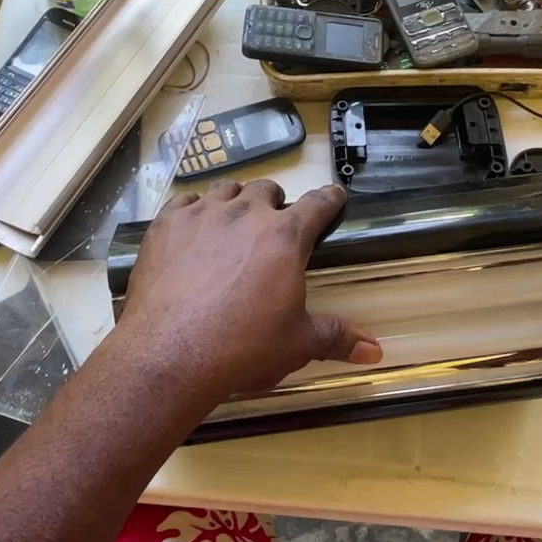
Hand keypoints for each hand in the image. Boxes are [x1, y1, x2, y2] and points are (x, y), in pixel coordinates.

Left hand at [113, 179, 381, 409]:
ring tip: (233, 220)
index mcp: (284, 237)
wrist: (172, 352)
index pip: (317, 204)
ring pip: (225, 189)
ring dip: (235, 200)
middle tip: (273, 223)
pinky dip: (194, 210)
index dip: (329, 198)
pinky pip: (184, 202)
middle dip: (274, 201)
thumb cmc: (243, 347)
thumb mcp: (297, 344)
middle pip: (266, 189)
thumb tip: (376, 351)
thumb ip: (336, 338)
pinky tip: (192, 227)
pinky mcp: (165, 225)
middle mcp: (244, 215)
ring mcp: (201, 215)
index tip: (334, 195)